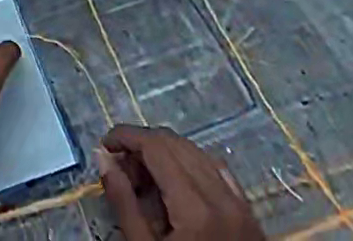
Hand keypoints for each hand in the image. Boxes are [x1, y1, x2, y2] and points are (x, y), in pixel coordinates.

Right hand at [97, 126, 262, 240]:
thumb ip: (123, 200)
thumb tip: (102, 156)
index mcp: (194, 207)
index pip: (155, 146)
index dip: (125, 136)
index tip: (104, 146)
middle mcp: (222, 198)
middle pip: (174, 144)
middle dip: (142, 145)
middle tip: (122, 169)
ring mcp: (241, 207)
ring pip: (197, 152)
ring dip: (166, 153)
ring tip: (146, 178)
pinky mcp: (250, 217)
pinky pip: (219, 172)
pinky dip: (193, 165)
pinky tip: (178, 183)